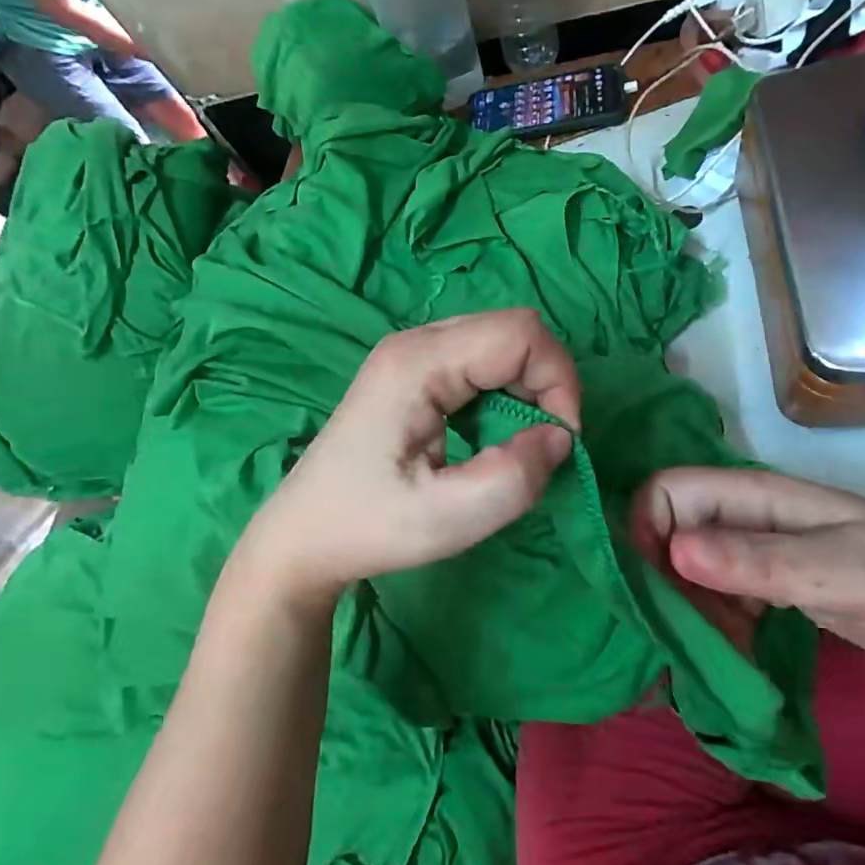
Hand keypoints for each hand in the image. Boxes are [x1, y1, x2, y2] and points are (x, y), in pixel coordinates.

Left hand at [235, 310, 580, 608]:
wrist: (303, 535)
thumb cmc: (367, 527)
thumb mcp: (446, 519)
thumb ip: (514, 478)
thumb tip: (561, 438)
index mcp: (418, 364)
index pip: (520, 334)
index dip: (558, 381)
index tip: (560, 442)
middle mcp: (415, 342)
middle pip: (512, 330)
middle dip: (546, 383)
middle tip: (543, 445)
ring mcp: (411, 353)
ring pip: (500, 342)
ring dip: (527, 389)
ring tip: (518, 442)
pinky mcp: (413, 370)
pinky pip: (480, 360)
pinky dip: (505, 392)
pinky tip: (491, 432)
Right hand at [629, 468, 864, 666]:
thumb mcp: (833, 570)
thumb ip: (755, 561)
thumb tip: (673, 550)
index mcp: (752, 495)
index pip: (668, 491)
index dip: (646, 528)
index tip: (653, 586)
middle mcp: (743, 517)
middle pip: (669, 531)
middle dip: (663, 578)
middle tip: (684, 629)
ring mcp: (755, 551)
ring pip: (688, 567)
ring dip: (688, 607)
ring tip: (716, 646)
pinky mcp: (767, 584)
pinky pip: (715, 595)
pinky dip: (712, 622)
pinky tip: (733, 650)